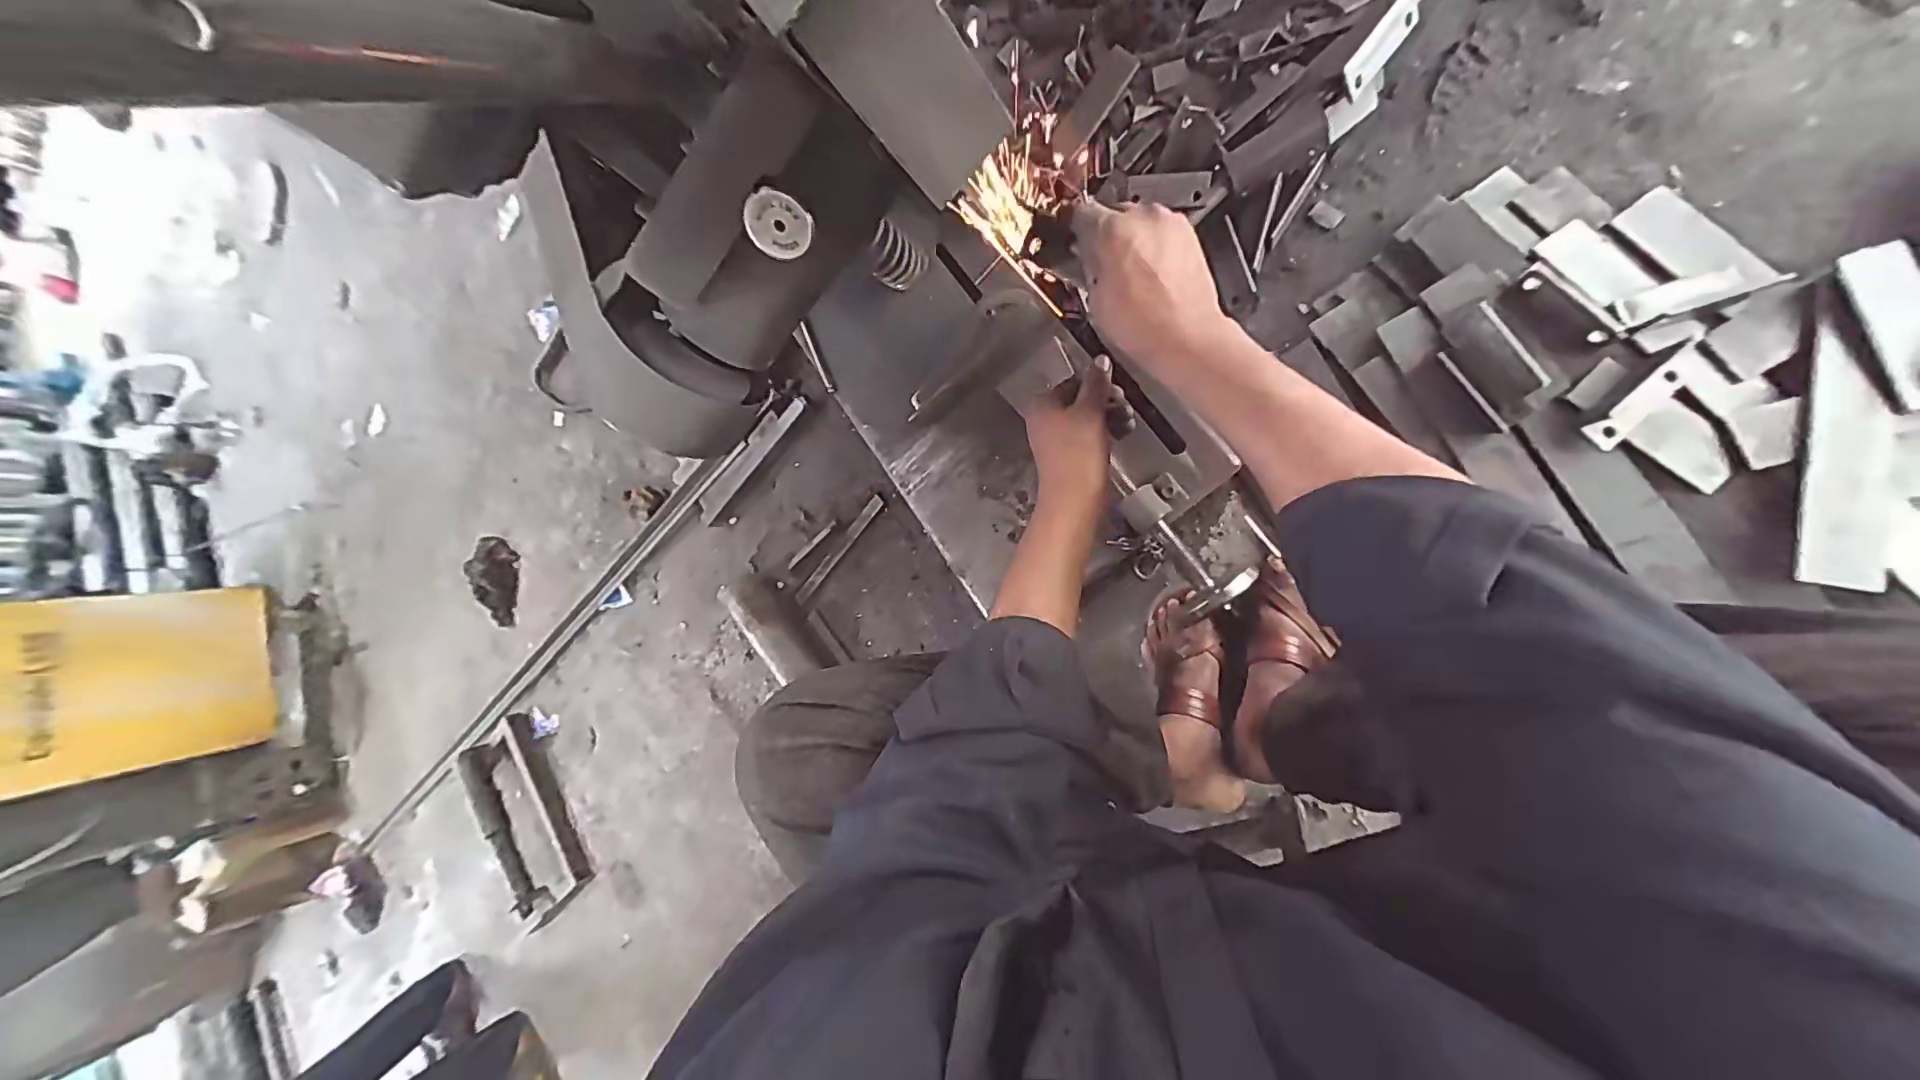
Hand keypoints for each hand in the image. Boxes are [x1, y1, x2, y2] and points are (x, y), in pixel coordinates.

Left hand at [1020, 355, 1116, 507]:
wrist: (1074, 500)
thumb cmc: (1079, 452)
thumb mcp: (1090, 412)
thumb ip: (1096, 384)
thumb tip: (1100, 359)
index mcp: (1041, 405)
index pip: (1071, 381)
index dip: (1096, 382)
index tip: (1117, 389)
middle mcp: (1043, 420)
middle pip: (1079, 399)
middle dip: (1105, 400)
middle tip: (1124, 406)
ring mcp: (1055, 440)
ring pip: (1085, 418)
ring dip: (1108, 416)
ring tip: (1126, 422)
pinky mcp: (1068, 457)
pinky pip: (1087, 436)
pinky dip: (1103, 433)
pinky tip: (1121, 435)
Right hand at [1071, 201, 1234, 368]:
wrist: (1186, 338)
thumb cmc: (1144, 326)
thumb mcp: (1095, 300)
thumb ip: (1085, 269)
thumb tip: (1083, 260)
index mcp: (1111, 229)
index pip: (1080, 214)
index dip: (1072, 231)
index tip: (1072, 243)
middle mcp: (1143, 216)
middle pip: (1112, 214)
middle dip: (1104, 237)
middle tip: (1100, 267)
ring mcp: (1170, 224)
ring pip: (1139, 222)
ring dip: (1130, 241)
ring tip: (1127, 277)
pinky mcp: (1189, 236)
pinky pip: (1161, 233)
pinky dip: (1152, 247)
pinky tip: (1148, 277)